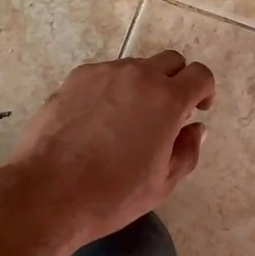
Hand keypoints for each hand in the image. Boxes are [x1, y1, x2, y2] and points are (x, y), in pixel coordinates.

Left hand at [3, 50, 216, 248]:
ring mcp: (106, 71)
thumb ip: (187, 151)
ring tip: (126, 122)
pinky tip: (96, 121)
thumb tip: (196, 129)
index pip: (199, 75)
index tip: (198, 109)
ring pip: (136, 68)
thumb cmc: (113, 194)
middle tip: (166, 114)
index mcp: (167, 99)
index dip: (204, 90)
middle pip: (170, 61)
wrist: (49, 190)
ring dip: (142, 86)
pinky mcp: (79, 76)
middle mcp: (139, 75)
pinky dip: (111, 90)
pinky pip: (106, 75)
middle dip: (176, 81)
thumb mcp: (162, 184)